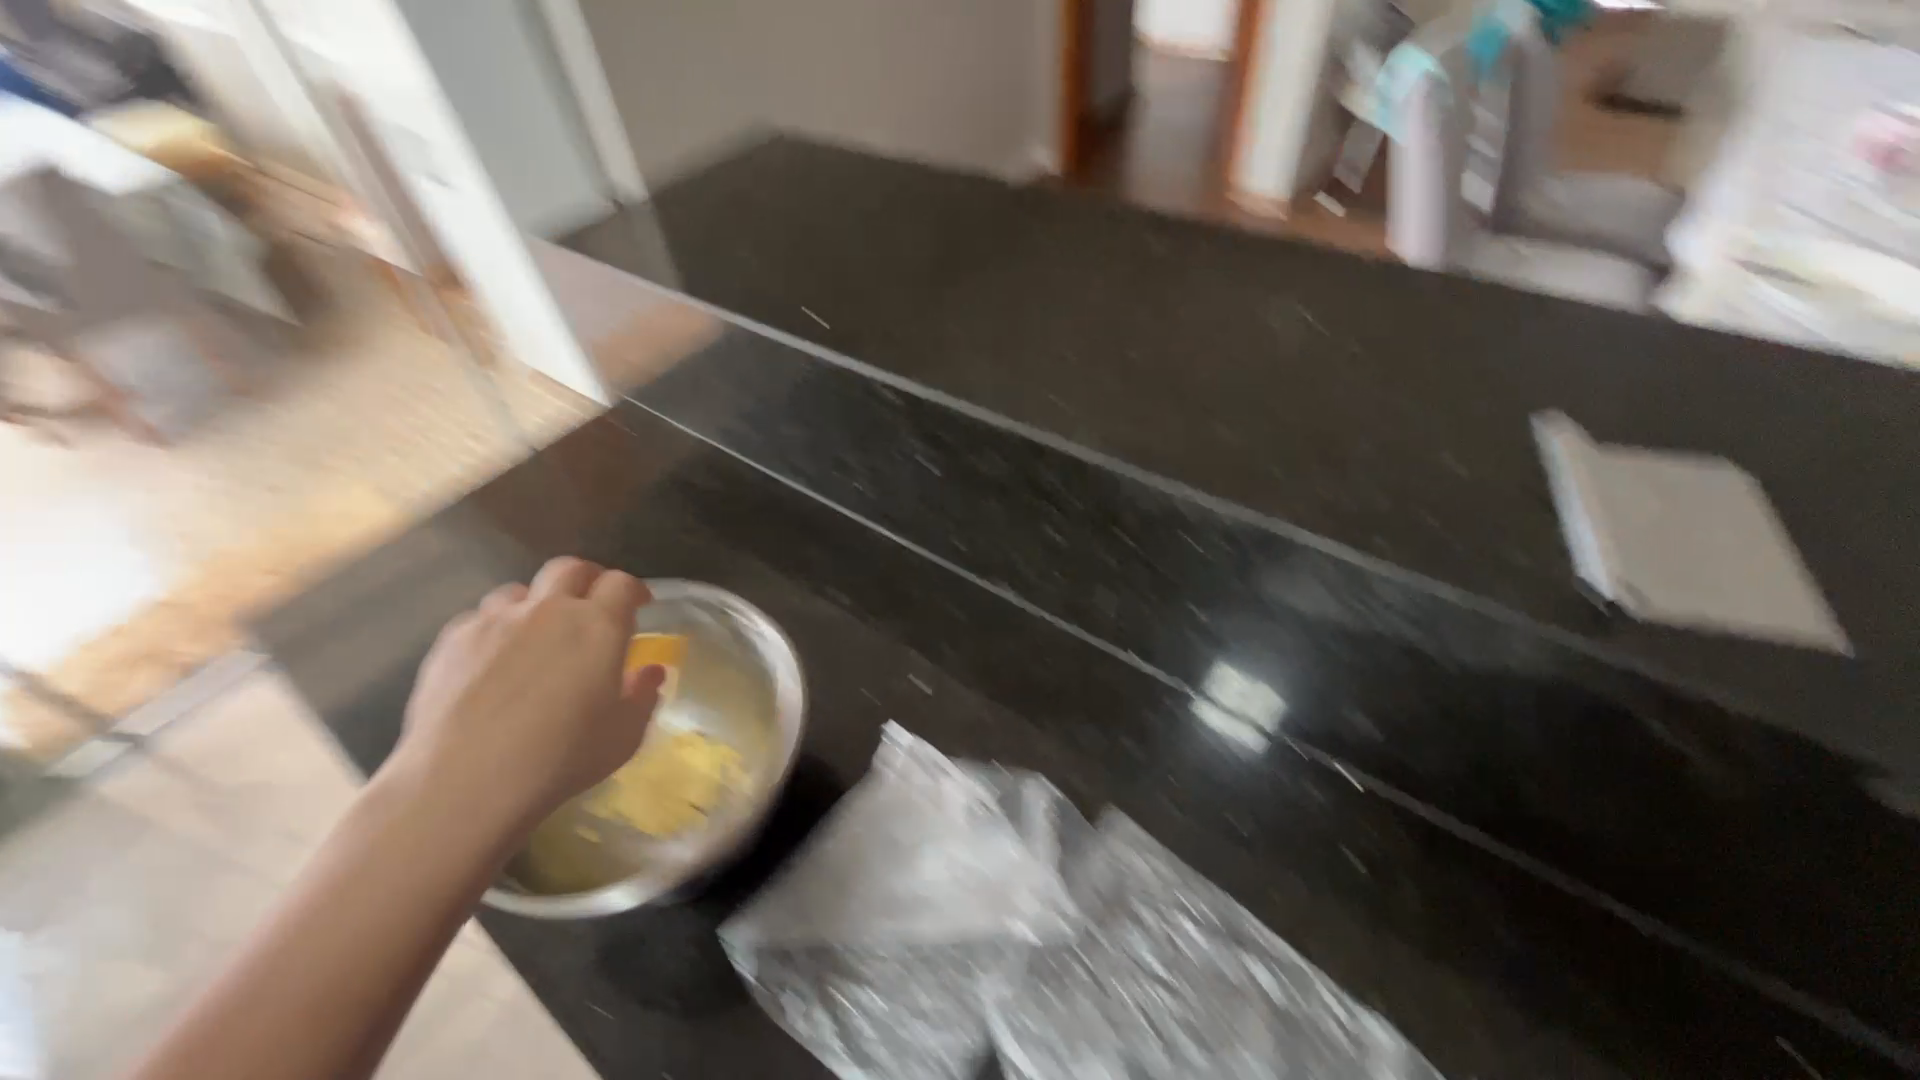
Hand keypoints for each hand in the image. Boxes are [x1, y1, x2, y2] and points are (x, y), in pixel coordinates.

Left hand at [382, 557, 664, 841]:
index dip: (634, 591)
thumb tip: (650, 672)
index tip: (640, 605)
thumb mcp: (623, 737)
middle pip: (570, 569)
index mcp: (598, 627)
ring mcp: (495, 621)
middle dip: (587, 579)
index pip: (622, 584)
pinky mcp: (453, 640)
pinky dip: (497, 629)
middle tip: (592, 604)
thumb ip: (642, 696)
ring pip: (521, 590)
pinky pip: (481, 618)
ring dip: (537, 603)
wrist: (463, 781)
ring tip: (538, 633)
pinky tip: (494, 661)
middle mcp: (548, 610)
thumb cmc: (560, 759)